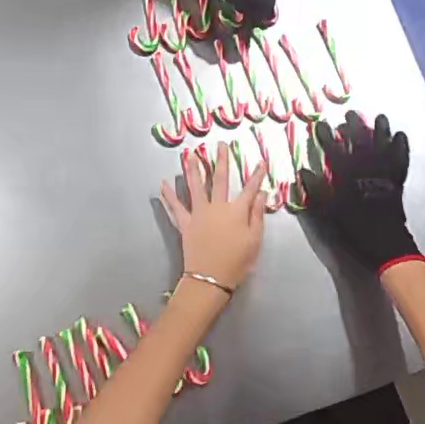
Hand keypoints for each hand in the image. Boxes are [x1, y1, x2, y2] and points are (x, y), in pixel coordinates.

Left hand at [159, 141, 268, 288]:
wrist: (210, 278)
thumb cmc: (237, 262)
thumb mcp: (255, 240)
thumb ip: (257, 215)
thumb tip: (261, 194)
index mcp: (237, 211)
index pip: (250, 189)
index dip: (256, 175)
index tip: (261, 161)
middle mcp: (217, 207)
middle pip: (219, 180)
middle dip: (221, 161)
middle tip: (220, 145)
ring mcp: (199, 214)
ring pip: (195, 187)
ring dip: (193, 169)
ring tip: (190, 155)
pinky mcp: (185, 224)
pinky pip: (175, 207)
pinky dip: (168, 196)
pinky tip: (163, 184)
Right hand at [297, 111, 420, 272]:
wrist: (384, 241)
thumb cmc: (353, 227)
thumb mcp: (328, 211)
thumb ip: (316, 190)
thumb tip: (304, 173)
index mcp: (346, 174)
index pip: (333, 147)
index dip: (325, 135)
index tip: (320, 125)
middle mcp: (365, 167)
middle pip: (359, 139)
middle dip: (353, 125)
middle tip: (349, 115)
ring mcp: (384, 171)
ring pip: (383, 143)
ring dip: (380, 129)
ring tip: (378, 118)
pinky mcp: (397, 179)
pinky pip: (401, 157)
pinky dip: (401, 145)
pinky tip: (400, 136)